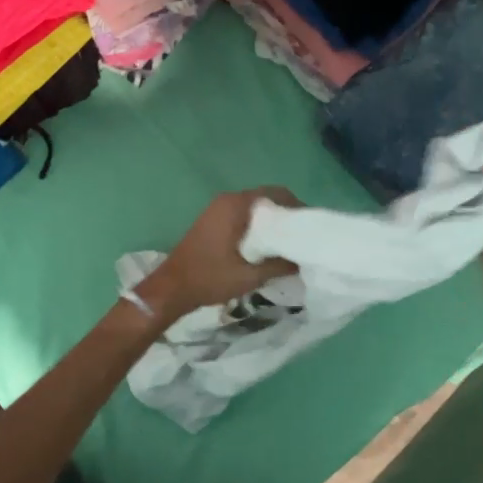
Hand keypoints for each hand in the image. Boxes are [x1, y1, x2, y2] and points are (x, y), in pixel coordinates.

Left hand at [139, 188, 300, 318]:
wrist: (172, 288)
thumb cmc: (210, 278)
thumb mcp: (251, 275)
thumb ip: (280, 265)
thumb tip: (303, 260)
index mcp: (237, 205)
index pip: (278, 194)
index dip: (298, 208)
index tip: (311, 228)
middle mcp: (227, 200)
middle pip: (267, 199)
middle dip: (287, 216)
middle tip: (302, 239)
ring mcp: (217, 209)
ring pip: (255, 209)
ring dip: (272, 222)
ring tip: (288, 245)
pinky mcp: (212, 221)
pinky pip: (242, 216)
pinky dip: (257, 227)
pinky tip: (266, 247)